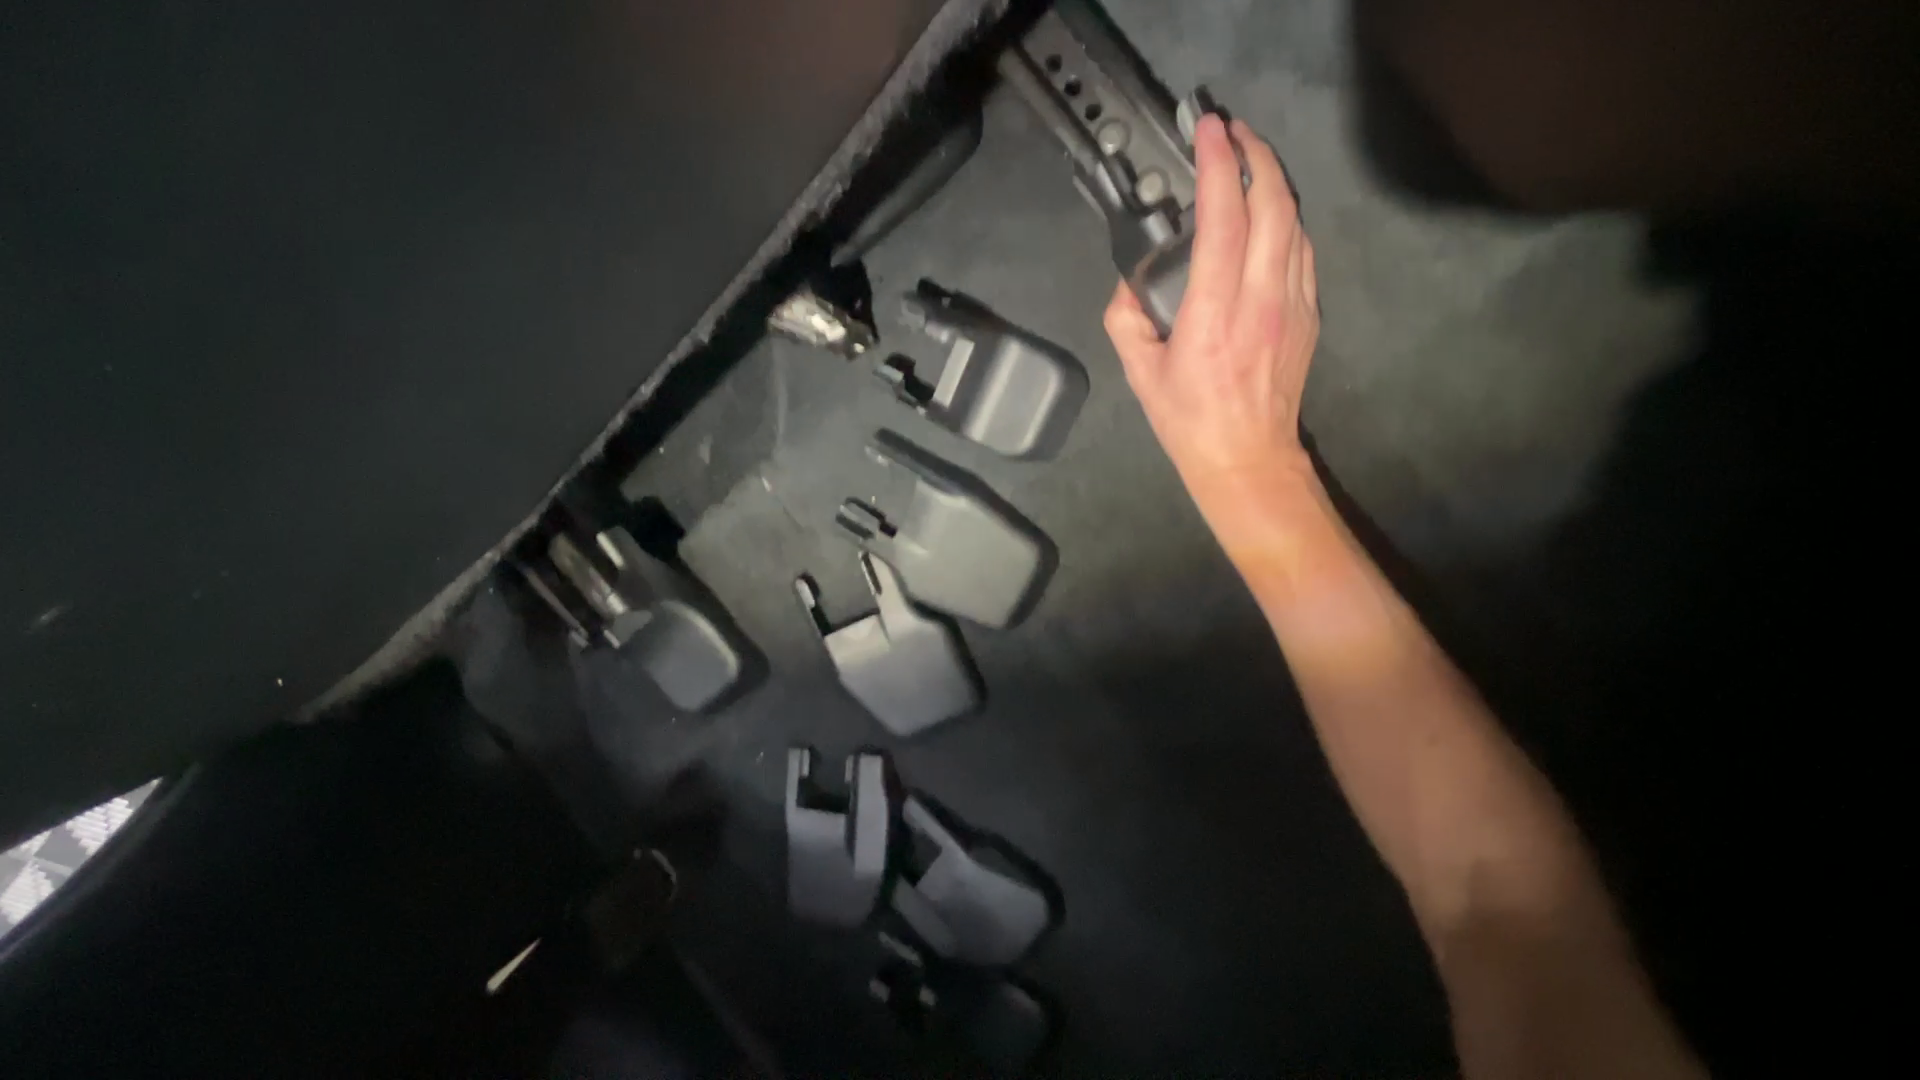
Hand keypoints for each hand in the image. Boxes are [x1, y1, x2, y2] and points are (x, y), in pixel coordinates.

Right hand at [1105, 115, 1318, 504]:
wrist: (1248, 457)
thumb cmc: (1189, 419)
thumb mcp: (1140, 373)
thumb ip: (1125, 319)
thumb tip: (1129, 283)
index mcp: (1213, 313)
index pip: (1225, 219)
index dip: (1219, 165)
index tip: (1208, 130)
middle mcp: (1261, 299)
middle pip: (1274, 205)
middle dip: (1257, 155)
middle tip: (1233, 131)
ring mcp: (1293, 305)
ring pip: (1295, 222)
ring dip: (1274, 181)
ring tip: (1251, 160)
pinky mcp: (1309, 314)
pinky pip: (1302, 250)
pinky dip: (1286, 218)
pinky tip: (1269, 212)